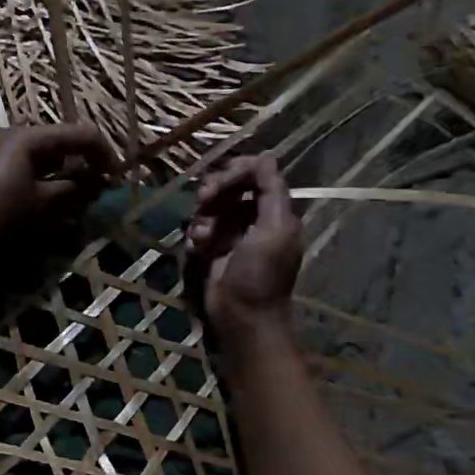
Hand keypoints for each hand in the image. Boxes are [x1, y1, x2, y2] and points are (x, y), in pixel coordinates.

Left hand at [0, 124, 115, 236]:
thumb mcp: (43, 205)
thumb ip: (76, 191)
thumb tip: (101, 183)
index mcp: (29, 136)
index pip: (81, 135)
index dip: (105, 156)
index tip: (118, 183)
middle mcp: (12, 137)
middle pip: (62, 145)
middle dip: (84, 168)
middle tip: (98, 195)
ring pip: (44, 161)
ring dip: (65, 181)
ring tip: (77, 207)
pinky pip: (26, 174)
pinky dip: (44, 187)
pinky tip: (49, 211)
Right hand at [187, 156, 302, 339]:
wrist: (242, 317)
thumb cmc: (261, 274)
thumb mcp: (274, 229)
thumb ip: (271, 191)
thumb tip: (265, 156)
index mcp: (276, 212)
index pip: (258, 174)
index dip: (237, 171)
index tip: (220, 181)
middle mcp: (256, 218)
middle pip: (233, 186)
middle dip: (216, 189)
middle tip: (203, 198)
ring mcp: (234, 233)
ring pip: (213, 205)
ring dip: (204, 215)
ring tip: (203, 235)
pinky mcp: (215, 248)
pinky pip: (202, 226)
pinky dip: (198, 233)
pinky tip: (198, 246)